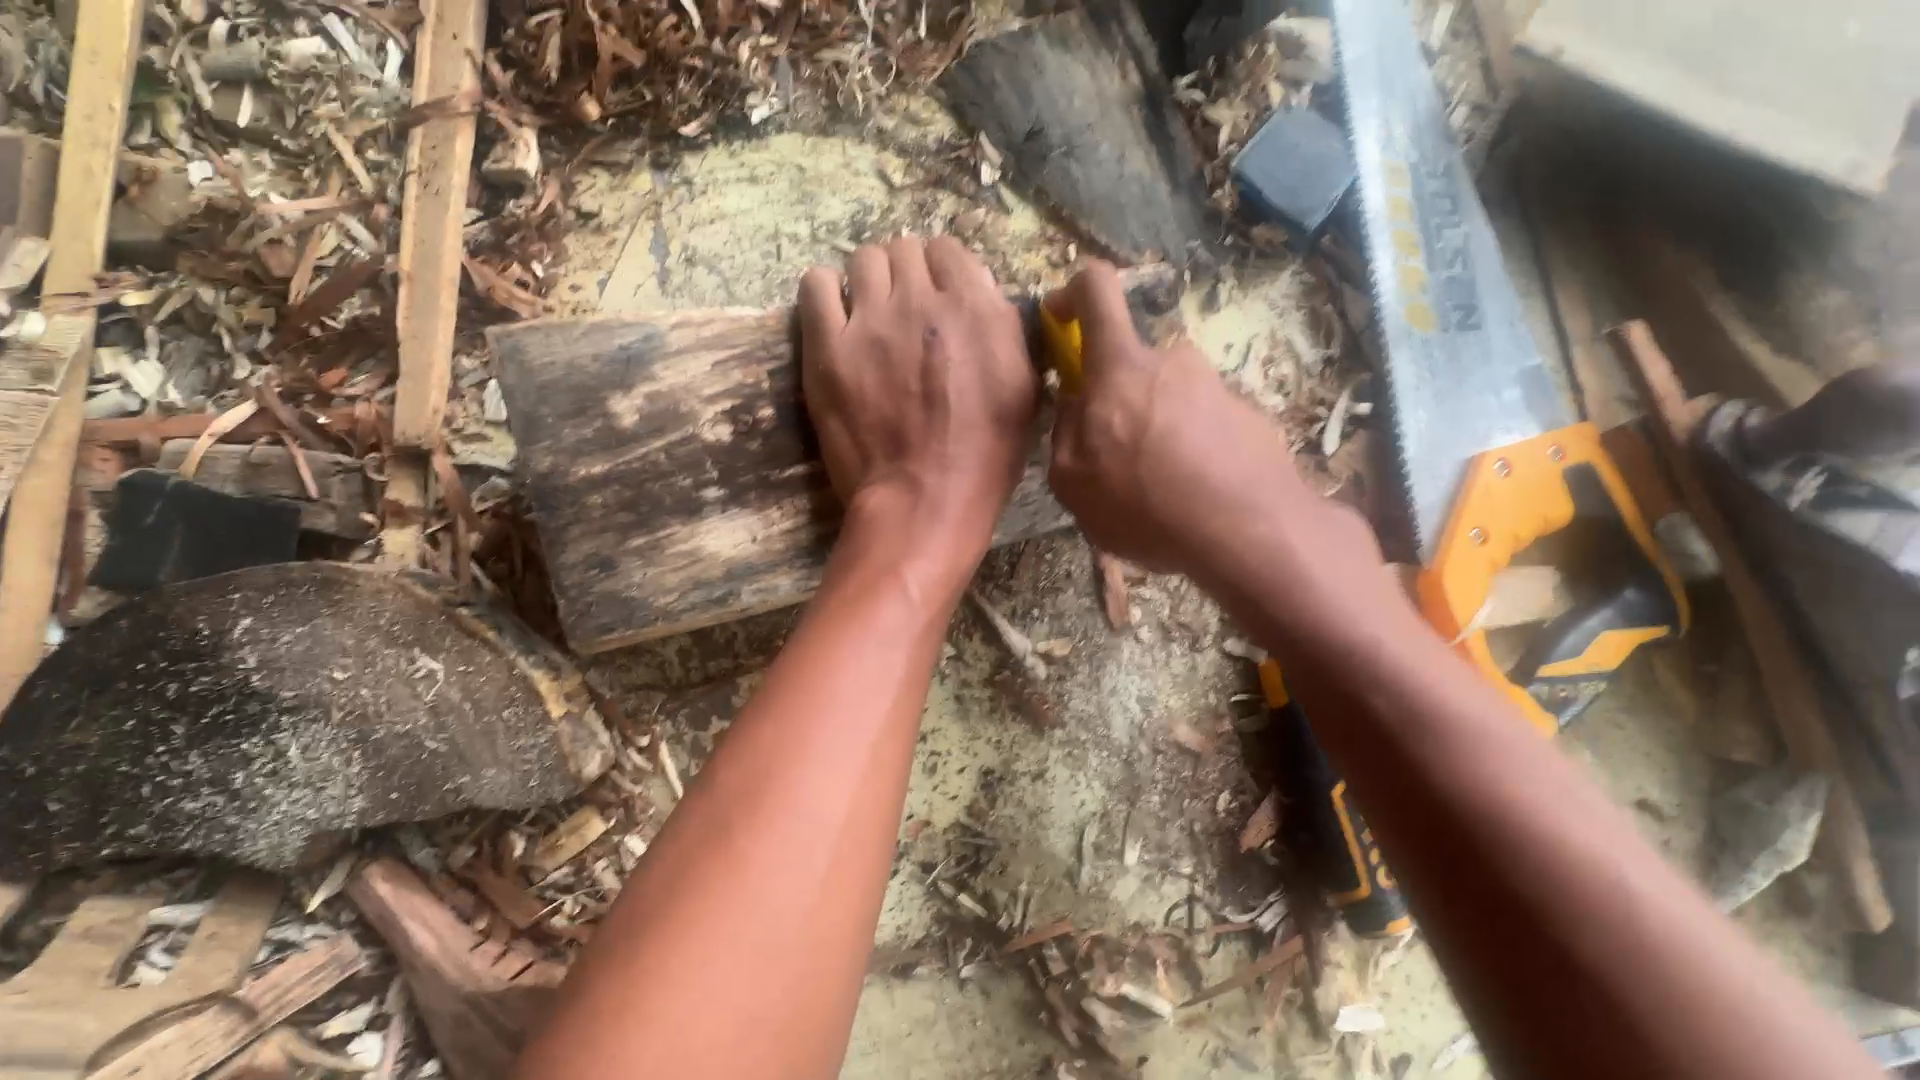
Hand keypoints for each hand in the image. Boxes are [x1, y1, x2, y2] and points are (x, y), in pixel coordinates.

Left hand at [799, 236, 1038, 565]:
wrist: (924, 500)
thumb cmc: (984, 456)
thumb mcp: (1023, 388)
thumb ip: (1005, 331)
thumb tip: (983, 297)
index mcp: (975, 308)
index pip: (949, 250)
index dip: (943, 271)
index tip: (938, 297)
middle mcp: (922, 301)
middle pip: (904, 249)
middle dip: (906, 273)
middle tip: (904, 309)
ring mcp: (870, 322)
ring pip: (863, 260)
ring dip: (869, 279)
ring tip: (870, 313)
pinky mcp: (827, 348)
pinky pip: (817, 286)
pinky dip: (827, 291)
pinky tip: (835, 315)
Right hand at [1046, 261, 1384, 590]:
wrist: (1250, 532)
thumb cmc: (1146, 505)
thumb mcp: (1072, 482)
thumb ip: (1064, 432)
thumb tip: (1074, 403)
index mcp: (1121, 367)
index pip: (1096, 289)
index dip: (1072, 293)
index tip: (1060, 319)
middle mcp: (1172, 361)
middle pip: (1131, 365)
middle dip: (1117, 403)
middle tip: (1115, 462)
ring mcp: (1216, 387)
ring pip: (1168, 399)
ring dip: (1156, 433)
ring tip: (1158, 492)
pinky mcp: (1249, 417)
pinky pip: (1203, 425)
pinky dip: (1191, 452)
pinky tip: (1194, 498)